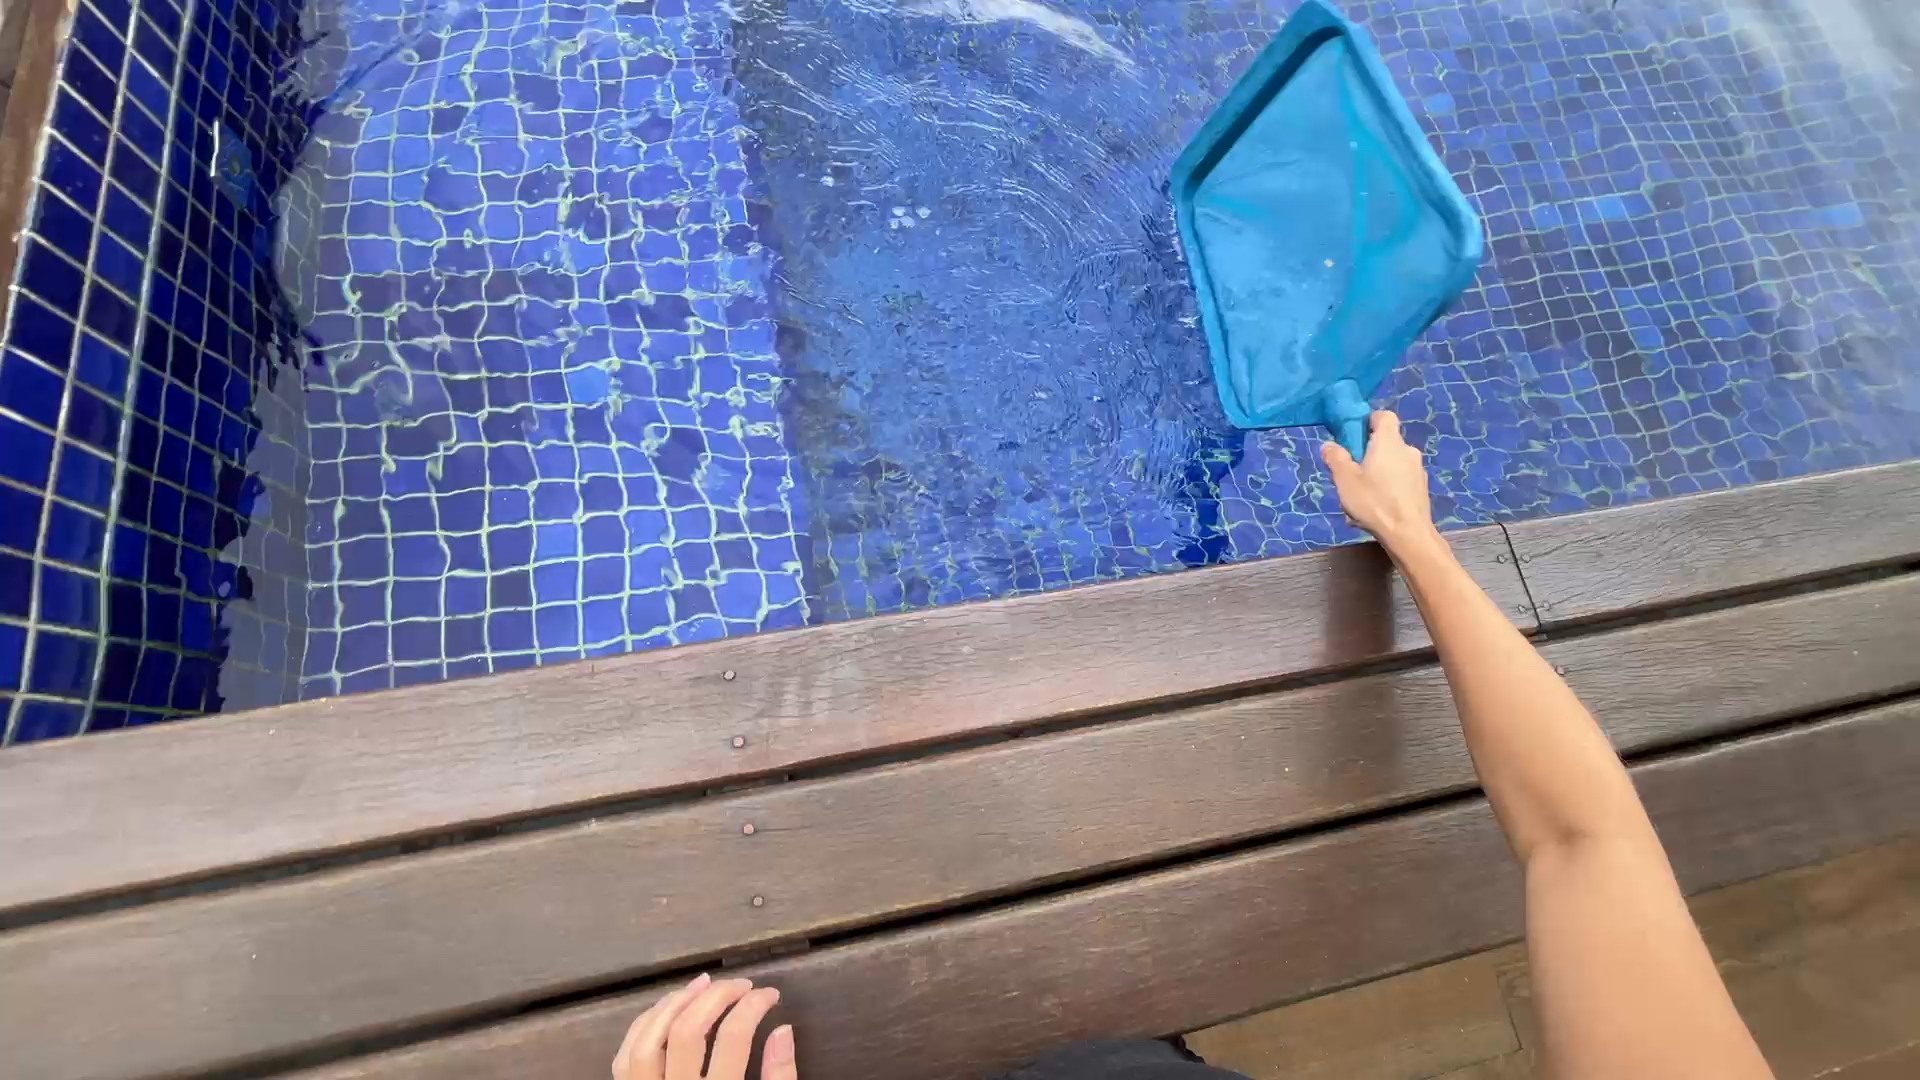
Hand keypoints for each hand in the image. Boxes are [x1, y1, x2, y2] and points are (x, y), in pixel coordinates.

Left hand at [613, 973, 796, 1079]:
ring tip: (705, 984)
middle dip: (718, 995)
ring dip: (677, 1001)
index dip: (755, 1005)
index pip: (734, 1037)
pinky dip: (647, 1023)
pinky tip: (670, 1009)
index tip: (772, 995)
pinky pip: (625, 1057)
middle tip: (743, 985)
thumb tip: (783, 1029)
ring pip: (648, 1039)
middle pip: (687, 1030)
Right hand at [1319, 410, 1440, 555]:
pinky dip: (1386, 486)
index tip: (1352, 435)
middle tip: (1349, 472)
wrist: (1408, 533)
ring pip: (1391, 463)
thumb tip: (1329, 445)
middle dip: (1366, 453)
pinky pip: (1398, 479)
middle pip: (1385, 442)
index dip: (1367, 420)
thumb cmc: (1374, 501)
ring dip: (1375, 472)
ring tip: (1360, 496)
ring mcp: (1417, 470)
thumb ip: (1335, 458)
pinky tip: (1375, 507)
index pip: (1383, 416)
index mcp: (1389, 443)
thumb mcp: (1345, 480)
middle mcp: (1407, 451)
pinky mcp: (1420, 487)